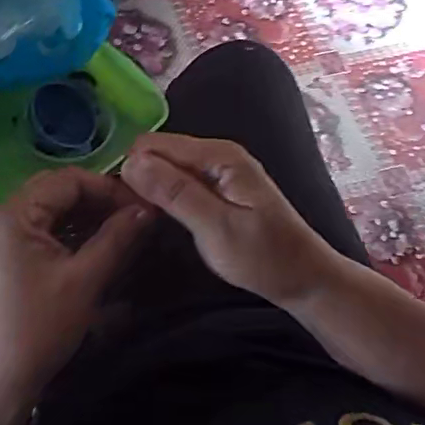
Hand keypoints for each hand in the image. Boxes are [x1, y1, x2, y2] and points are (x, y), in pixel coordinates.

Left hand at [0, 168, 153, 424]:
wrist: (1, 376)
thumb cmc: (40, 324)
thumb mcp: (84, 280)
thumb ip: (116, 238)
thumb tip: (148, 208)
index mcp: (14, 212)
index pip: (67, 180)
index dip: (108, 187)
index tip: (145, 202)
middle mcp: (6, 215)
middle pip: (59, 191)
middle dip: (100, 199)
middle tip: (139, 213)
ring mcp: (6, 235)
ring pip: (54, 210)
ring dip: (89, 215)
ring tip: (129, 227)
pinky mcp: (12, 255)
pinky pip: (47, 229)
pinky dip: (75, 232)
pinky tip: (103, 241)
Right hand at [121, 133, 347, 306]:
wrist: (304, 280)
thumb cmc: (263, 258)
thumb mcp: (216, 228)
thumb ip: (174, 192)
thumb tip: (130, 162)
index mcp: (218, 155)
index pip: (151, 145)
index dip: (131, 169)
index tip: (120, 203)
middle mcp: (215, 153)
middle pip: (155, 152)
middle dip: (137, 177)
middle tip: (131, 215)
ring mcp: (215, 169)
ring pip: (163, 167)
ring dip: (147, 188)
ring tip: (140, 217)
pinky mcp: (214, 186)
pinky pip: (175, 180)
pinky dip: (162, 195)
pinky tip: (157, 217)